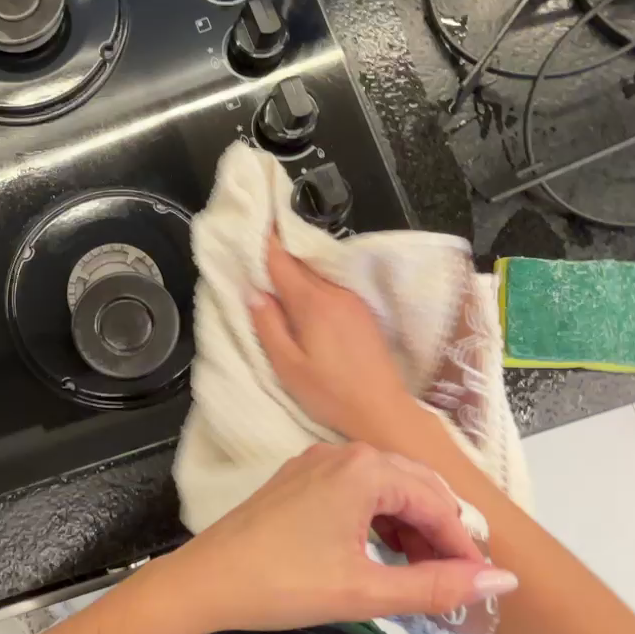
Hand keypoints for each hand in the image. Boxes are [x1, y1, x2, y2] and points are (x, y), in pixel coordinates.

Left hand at [153, 443, 516, 633]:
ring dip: (409, 525)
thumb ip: (437, 586)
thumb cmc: (283, 584)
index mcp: (364, 469)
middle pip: (415, 486)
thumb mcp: (366, 592)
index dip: (463, 548)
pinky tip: (380, 552)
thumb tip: (505, 579)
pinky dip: (377, 518)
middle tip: (453, 581)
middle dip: (439, 532)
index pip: (438, 504)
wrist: (205, 581)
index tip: (480, 587)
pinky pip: (356, 489)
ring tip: (420, 572)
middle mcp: (342, 453)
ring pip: (385, 487)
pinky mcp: (298, 478)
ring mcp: (315, 462)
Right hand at [249, 233, 414, 446]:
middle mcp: (336, 293)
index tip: (252, 222)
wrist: (382, 411)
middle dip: (277, 253)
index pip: (283, 262)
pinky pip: (330, 287)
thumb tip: (253, 293)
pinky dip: (311, 284)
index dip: (265, 242)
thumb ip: (269, 326)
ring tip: (272, 273)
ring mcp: (352, 301)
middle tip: (253, 246)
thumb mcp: (288, 365)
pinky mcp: (362, 313)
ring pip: (316, 275)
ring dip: (294, 270)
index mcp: (313, 304)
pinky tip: (300, 299)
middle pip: (300, 264)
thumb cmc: (329, 393)